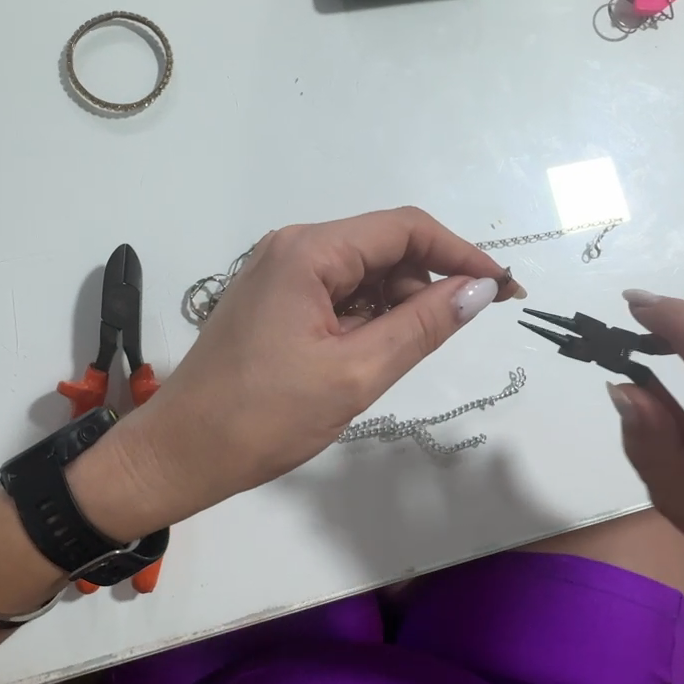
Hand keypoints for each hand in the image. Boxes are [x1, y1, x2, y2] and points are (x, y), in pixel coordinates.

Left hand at [73, 208, 518, 537]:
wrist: (180, 454)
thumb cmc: (264, 417)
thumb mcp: (355, 374)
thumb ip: (423, 326)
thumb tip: (480, 289)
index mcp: (308, 252)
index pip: (403, 229)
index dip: (460, 253)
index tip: (503, 288)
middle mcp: (292, 249)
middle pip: (383, 249)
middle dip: (428, 283)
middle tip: (461, 330)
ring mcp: (279, 276)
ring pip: (362, 276)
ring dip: (397, 306)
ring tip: (407, 354)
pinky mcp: (274, 303)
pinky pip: (337, 297)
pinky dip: (367, 320)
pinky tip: (373, 355)